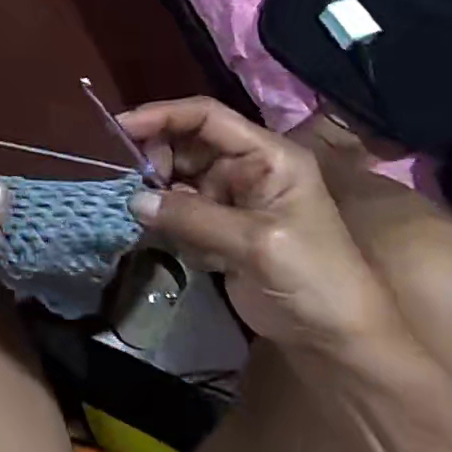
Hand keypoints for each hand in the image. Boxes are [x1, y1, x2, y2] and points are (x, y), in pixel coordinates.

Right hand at [119, 97, 399, 351]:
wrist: (332, 336)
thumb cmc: (312, 278)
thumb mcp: (255, 243)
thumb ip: (193, 217)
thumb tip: (134, 199)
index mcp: (268, 155)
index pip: (207, 116)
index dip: (163, 115)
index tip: (119, 127)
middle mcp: (247, 168)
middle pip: (186, 143)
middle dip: (158, 159)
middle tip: (137, 186)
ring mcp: (231, 198)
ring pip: (177, 178)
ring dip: (162, 197)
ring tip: (160, 224)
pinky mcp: (218, 227)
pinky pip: (178, 211)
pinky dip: (173, 226)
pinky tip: (197, 256)